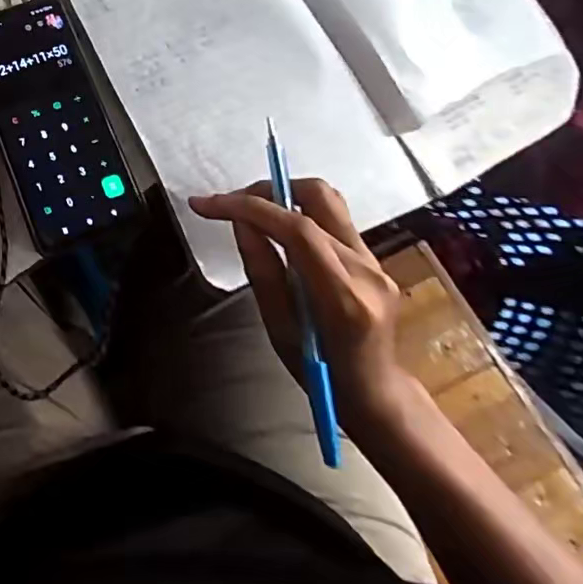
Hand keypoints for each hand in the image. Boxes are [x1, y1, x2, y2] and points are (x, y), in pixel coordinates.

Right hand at [188, 179, 414, 418]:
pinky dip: (299, 213)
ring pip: (328, 202)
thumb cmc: (321, 374)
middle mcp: (366, 269)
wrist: (376, 394)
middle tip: (234, 203)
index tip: (206, 204)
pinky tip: (277, 231)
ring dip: (284, 196)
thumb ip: (261, 270)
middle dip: (269, 189)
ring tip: (251, 212)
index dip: (248, 206)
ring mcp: (376, 261)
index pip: (296, 229)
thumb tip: (241, 222)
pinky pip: (333, 219)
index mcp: (342, 296)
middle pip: (319, 198)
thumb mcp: (278, 328)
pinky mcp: (375, 259)